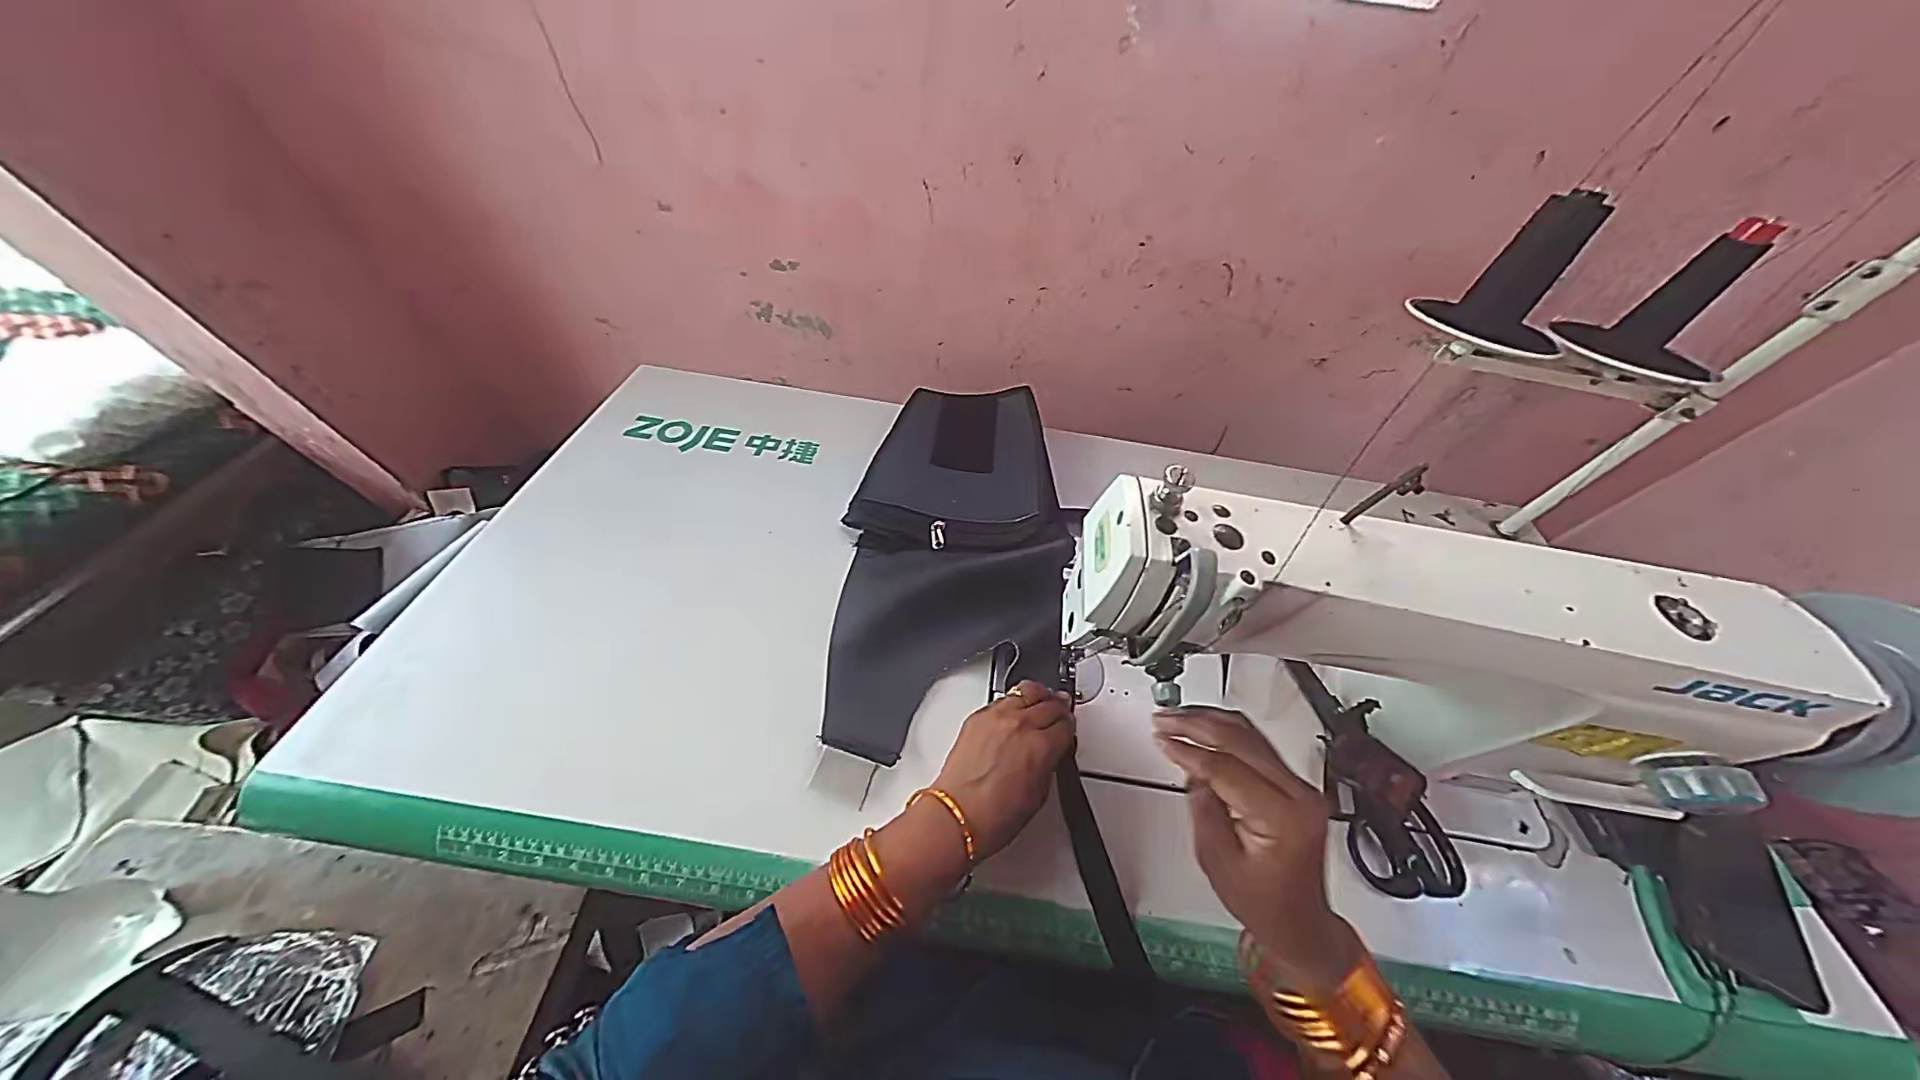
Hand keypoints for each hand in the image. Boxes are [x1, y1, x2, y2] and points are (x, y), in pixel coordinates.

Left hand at [931, 680, 1074, 859]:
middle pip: (1050, 703)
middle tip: (1061, 711)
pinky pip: (1003, 698)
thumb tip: (1049, 753)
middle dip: (1059, 708)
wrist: (957, 815)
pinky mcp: (977, 717)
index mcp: (1041, 746)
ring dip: (1039, 695)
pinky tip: (1016, 707)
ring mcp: (997, 717)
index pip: (1066, 724)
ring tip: (1042, 698)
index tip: (1067, 730)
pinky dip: (1014, 700)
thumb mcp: (1039, 794)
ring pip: (1027, 690)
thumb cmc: (992, 814)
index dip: (1069, 728)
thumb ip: (1049, 763)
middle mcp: (1020, 725)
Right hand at [1153, 707, 1363, 989]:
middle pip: (1240, 739)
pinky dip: (1225, 729)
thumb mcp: (1218, 861)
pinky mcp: (1295, 783)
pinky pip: (1257, 742)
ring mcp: (1301, 786)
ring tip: (1177, 716)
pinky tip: (1204, 725)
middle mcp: (1299, 795)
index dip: (1188, 751)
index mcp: (1283, 817)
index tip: (1163, 741)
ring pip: (1250, 732)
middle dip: (1195, 724)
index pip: (1226, 767)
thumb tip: (1192, 770)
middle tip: (1164, 720)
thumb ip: (1203, 809)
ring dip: (1209, 720)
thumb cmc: (1264, 901)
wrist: (1298, 920)